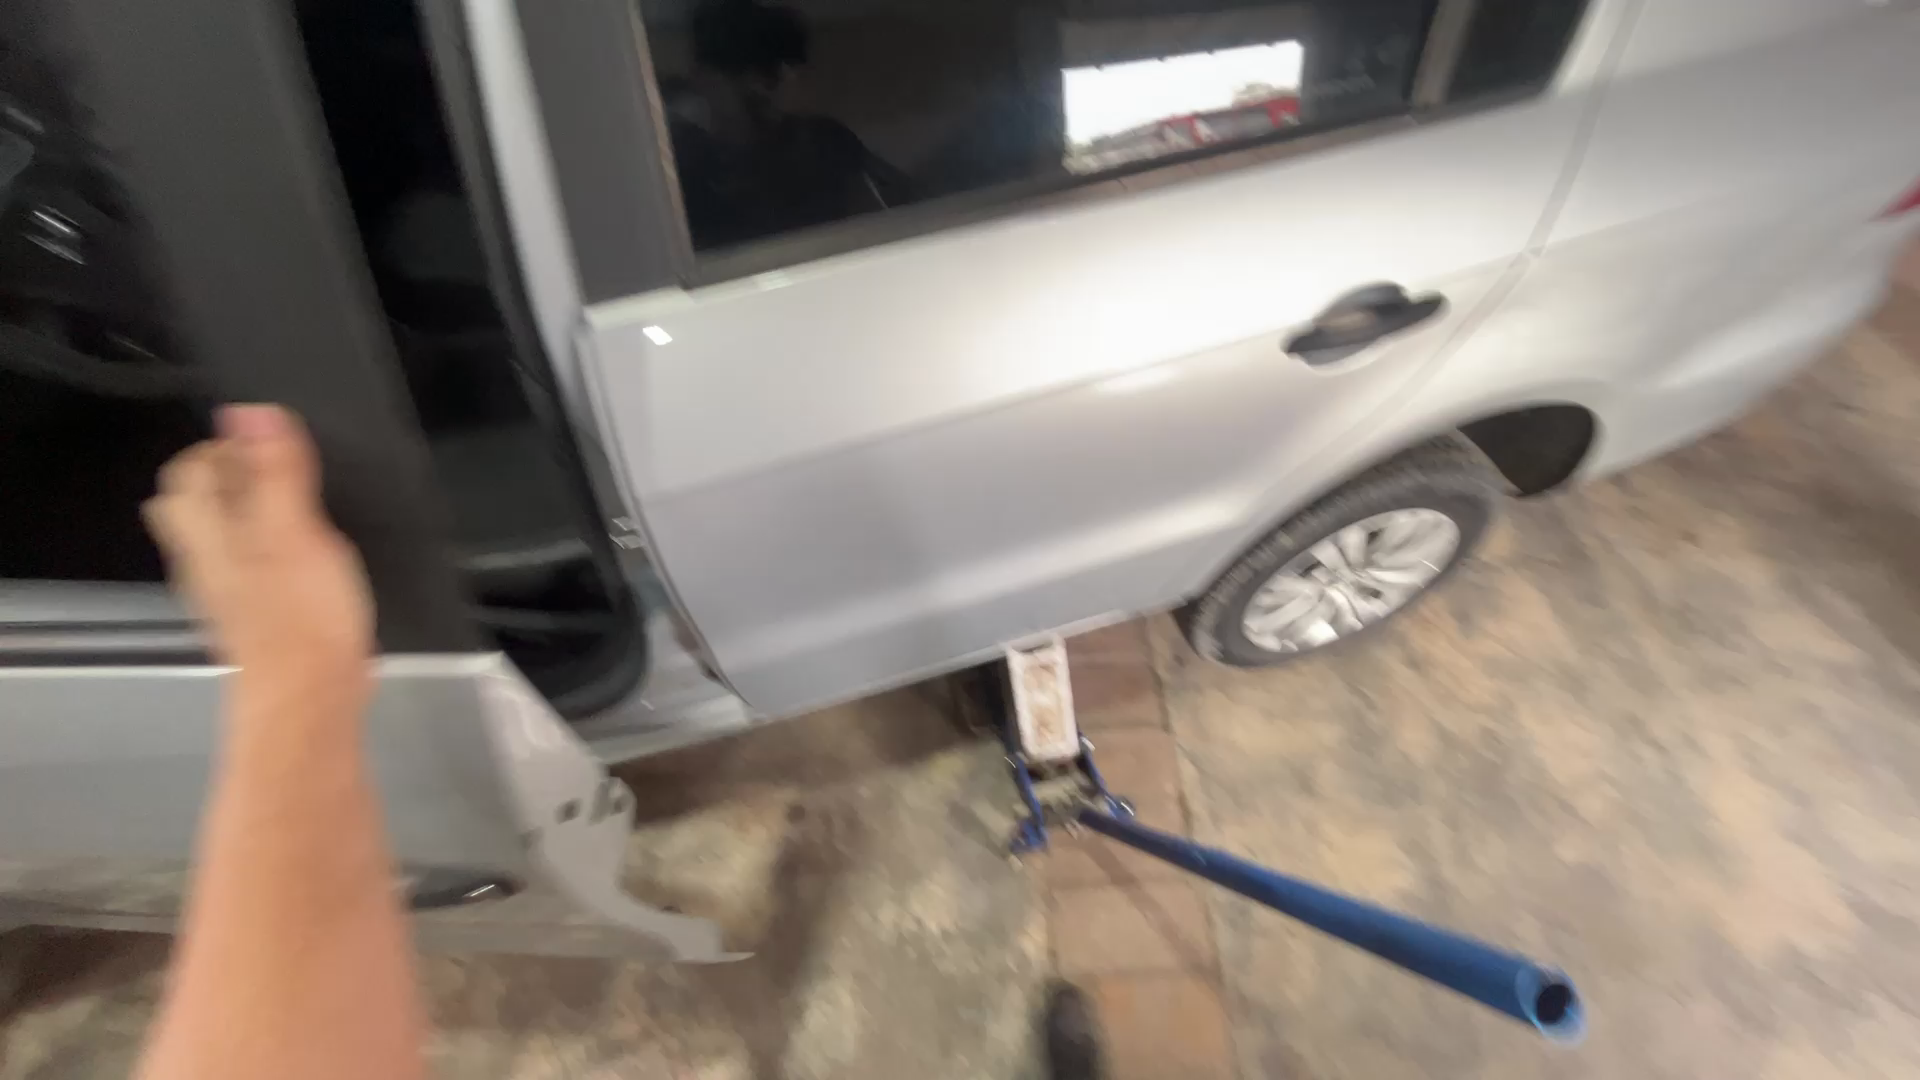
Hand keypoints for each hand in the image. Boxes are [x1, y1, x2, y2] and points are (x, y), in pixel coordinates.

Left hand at [143, 405, 374, 705]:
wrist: (311, 689)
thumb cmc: (303, 609)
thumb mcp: (296, 532)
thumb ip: (277, 474)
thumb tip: (250, 410)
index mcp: (207, 533)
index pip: (191, 473)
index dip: (227, 449)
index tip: (282, 446)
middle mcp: (206, 558)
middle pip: (201, 504)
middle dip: (238, 479)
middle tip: (296, 474)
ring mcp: (232, 589)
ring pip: (231, 534)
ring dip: (262, 513)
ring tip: (315, 509)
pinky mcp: (264, 612)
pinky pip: (260, 564)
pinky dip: (280, 548)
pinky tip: (316, 556)